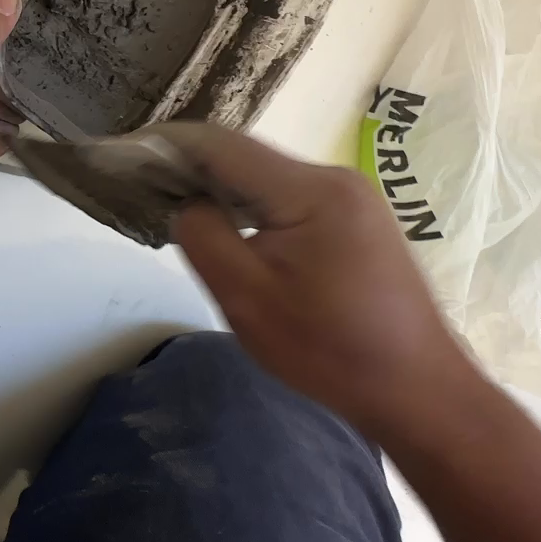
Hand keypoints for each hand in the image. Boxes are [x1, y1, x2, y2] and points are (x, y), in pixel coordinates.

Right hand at [156, 122, 477, 436]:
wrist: (422, 397)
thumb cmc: (331, 351)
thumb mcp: (245, 297)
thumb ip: (202, 234)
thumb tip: (187, 204)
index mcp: (311, 191)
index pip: (219, 146)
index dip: (163, 144)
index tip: (117, 152)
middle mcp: (333, 178)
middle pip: (239, 154)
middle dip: (183, 162)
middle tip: (133, 180)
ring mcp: (348, 196)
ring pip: (259, 173)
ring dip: (212, 182)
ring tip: (164, 198)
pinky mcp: (351, 216)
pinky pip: (280, 193)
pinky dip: (241, 199)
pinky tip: (219, 219)